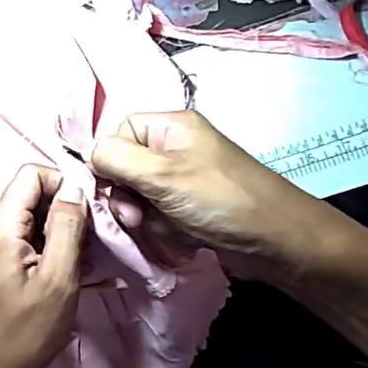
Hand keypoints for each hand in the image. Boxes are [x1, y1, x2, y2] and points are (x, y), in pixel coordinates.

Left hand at [0, 165, 87, 367]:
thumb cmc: (29, 331)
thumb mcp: (58, 278)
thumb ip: (67, 227)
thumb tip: (75, 187)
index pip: (30, 174)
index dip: (63, 184)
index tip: (87, 213)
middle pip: (27, 192)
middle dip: (62, 208)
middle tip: (87, 240)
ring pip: (26, 214)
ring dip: (56, 227)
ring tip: (76, 259)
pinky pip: (19, 235)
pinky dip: (43, 242)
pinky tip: (59, 269)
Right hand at [89, 111, 344, 279]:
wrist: (276, 240)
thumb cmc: (220, 199)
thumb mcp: (163, 174)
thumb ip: (118, 159)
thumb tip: (91, 155)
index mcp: (171, 127)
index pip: (118, 132)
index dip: (109, 161)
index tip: (112, 188)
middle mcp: (175, 149)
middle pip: (125, 169)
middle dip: (128, 198)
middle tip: (137, 216)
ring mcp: (184, 181)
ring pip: (139, 199)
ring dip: (148, 220)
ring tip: (169, 229)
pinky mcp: (191, 209)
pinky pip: (159, 217)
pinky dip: (165, 231)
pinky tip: (183, 239)